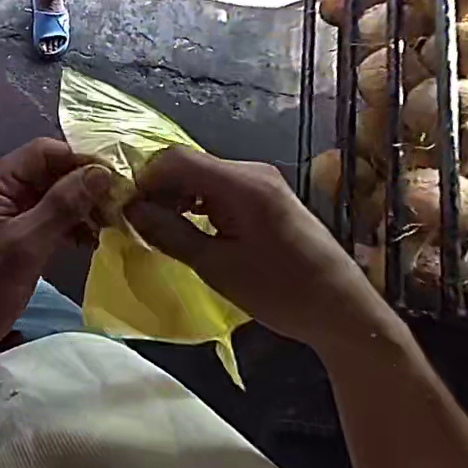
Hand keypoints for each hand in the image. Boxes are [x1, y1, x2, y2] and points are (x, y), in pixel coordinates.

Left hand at [0, 139, 113, 359]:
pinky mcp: (15, 235)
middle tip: (123, 201)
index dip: (80, 160)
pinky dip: (72, 225)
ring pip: (53, 195)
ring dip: (83, 206)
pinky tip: (95, 237)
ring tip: (114, 221)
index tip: (118, 176)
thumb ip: (62, 206)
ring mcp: (6, 213)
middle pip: (50, 172)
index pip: (42, 153)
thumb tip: (101, 172)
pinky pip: (49, 218)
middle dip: (86, 184)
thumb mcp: (27, 246)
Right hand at [123, 147, 394, 352]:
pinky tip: (186, 227)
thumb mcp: (215, 266)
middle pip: (186, 163)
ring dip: (174, 197)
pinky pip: (216, 187)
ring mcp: (260, 182)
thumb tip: (130, 209)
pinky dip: (194, 203)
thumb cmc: (280, 291)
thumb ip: (169, 232)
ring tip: (159, 229)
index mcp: (242, 184)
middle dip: (156, 189)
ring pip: (199, 175)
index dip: (144, 178)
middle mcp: (251, 172)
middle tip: (137, 222)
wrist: (342, 309)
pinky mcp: (264, 195)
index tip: (125, 208)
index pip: (175, 158)